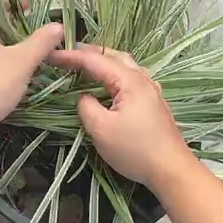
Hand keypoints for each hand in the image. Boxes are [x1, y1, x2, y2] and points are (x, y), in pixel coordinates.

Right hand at [51, 44, 198, 188]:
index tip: (50, 56)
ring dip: (103, 61)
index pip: (95, 61)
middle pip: (113, 56)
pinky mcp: (154, 103)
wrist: (172, 170)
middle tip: (67, 53)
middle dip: (89, 52)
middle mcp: (142, 79)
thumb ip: (86, 106)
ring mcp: (151, 90)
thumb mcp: (100, 129)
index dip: (71, 56)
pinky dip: (114, 74)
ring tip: (85, 64)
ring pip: (124, 66)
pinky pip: (131, 78)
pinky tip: (109, 83)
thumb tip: (83, 97)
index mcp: (129, 81)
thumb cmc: (135, 150)